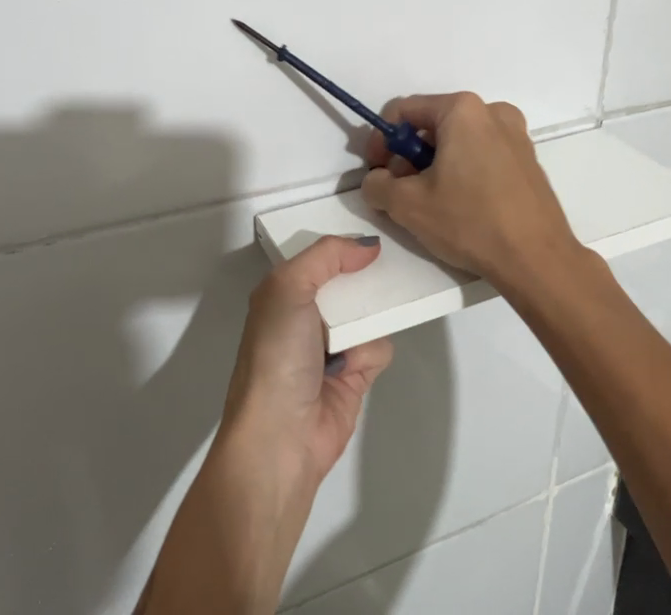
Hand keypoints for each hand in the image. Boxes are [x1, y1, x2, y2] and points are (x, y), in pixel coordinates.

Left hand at [137, 237, 393, 614]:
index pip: (317, 258)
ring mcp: (331, 347)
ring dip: (370, 318)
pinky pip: (379, 347)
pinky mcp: (355, 375)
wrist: (280, 436)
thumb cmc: (276, 356)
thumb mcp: (287, 290)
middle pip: (348, 283)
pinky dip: (371, 353)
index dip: (341, 247)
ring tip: (356, 328)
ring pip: (370, 313)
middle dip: (367, 276)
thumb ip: (325, 257)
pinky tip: (352, 367)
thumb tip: (367, 245)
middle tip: (394, 261)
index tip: (372, 234)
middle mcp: (305, 316)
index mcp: (281, 293)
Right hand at [360, 92, 582, 286]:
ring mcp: (516, 135)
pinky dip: (462, 171)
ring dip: (435, 165)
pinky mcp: (528, 161)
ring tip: (429, 203)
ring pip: (458, 141)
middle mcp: (492, 112)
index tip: (376, 171)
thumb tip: (377, 180)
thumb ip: (377, 185)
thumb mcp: (407, 205)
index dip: (380, 140)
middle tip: (401, 191)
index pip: (403, 111)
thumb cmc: (470, 222)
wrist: (537, 259)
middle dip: (409, 155)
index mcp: (462, 110)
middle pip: (432, 125)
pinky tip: (460, 206)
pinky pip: (482, 155)